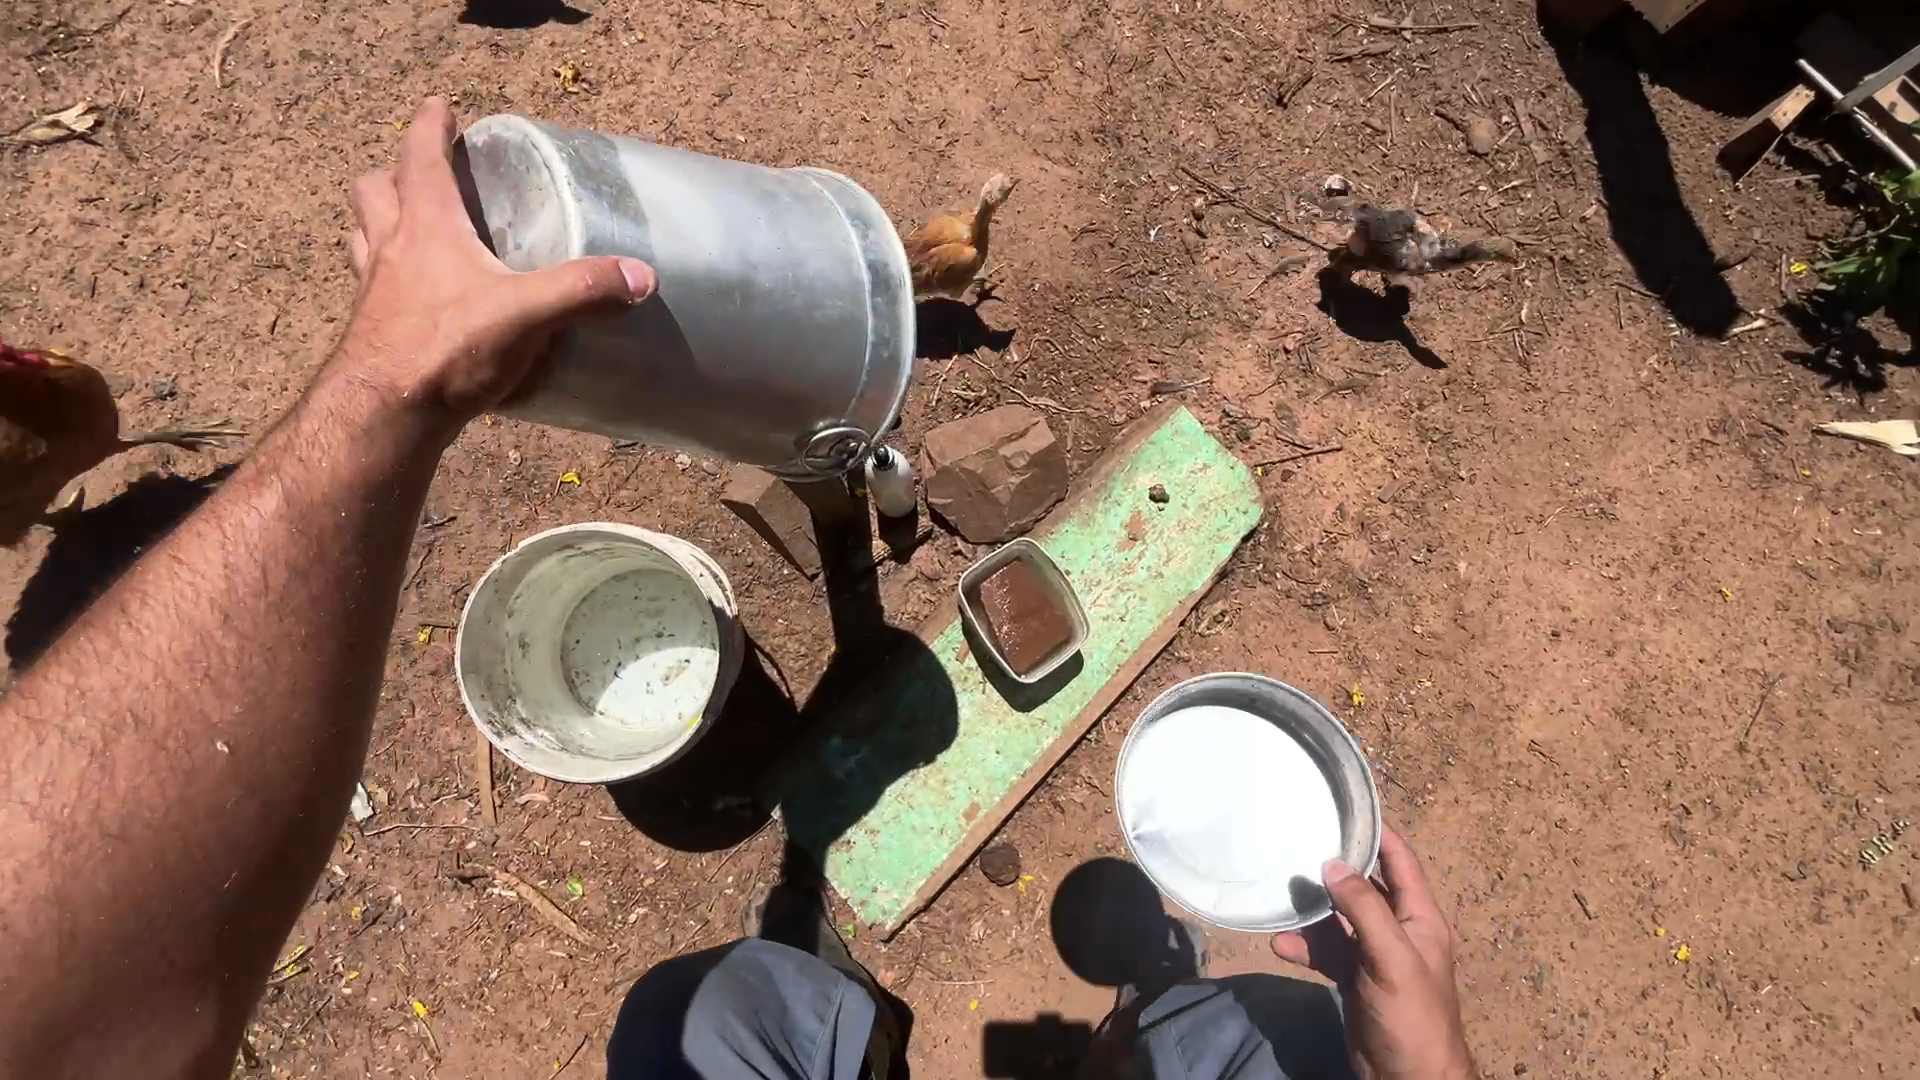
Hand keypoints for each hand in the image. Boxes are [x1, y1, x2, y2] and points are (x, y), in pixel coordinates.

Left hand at [337, 97, 656, 436]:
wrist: (388, 409)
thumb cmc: (449, 348)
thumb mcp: (528, 314)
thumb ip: (583, 291)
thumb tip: (641, 276)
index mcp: (425, 227)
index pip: (420, 158)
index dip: (431, 128)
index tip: (442, 109)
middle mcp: (392, 247)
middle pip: (377, 190)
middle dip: (398, 173)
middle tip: (428, 176)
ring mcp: (377, 288)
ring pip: (367, 234)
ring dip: (384, 220)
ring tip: (414, 228)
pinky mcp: (377, 327)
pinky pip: (377, 284)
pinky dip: (391, 275)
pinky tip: (419, 296)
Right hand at [1270, 828, 1473, 1079]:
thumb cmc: (1412, 1017)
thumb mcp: (1392, 959)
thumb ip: (1364, 909)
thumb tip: (1331, 862)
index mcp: (1419, 918)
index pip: (1399, 859)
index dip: (1376, 830)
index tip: (1342, 804)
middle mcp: (1396, 928)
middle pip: (1361, 884)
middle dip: (1328, 866)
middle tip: (1293, 841)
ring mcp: (1372, 952)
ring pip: (1336, 915)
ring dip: (1309, 911)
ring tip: (1280, 901)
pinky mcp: (1352, 974)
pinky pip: (1323, 948)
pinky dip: (1303, 945)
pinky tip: (1282, 945)